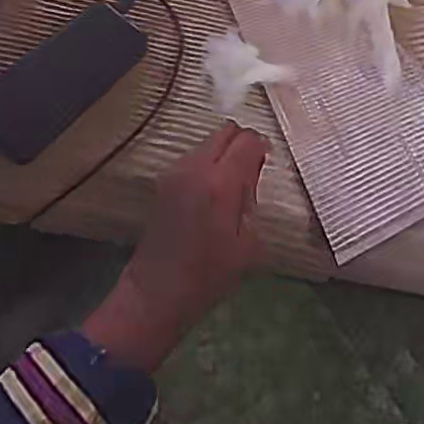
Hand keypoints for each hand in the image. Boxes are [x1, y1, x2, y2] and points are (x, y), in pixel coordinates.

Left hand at [83, 122, 268, 369]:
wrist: (155, 292)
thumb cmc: (208, 276)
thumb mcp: (246, 244)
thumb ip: (252, 199)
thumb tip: (252, 172)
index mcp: (221, 183)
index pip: (247, 141)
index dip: (262, 146)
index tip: (267, 161)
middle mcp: (196, 167)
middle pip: (226, 131)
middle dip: (243, 142)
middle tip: (251, 168)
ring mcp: (176, 171)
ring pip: (208, 141)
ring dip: (223, 151)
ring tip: (230, 184)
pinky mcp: (163, 179)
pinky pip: (193, 156)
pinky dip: (207, 162)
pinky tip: (210, 192)